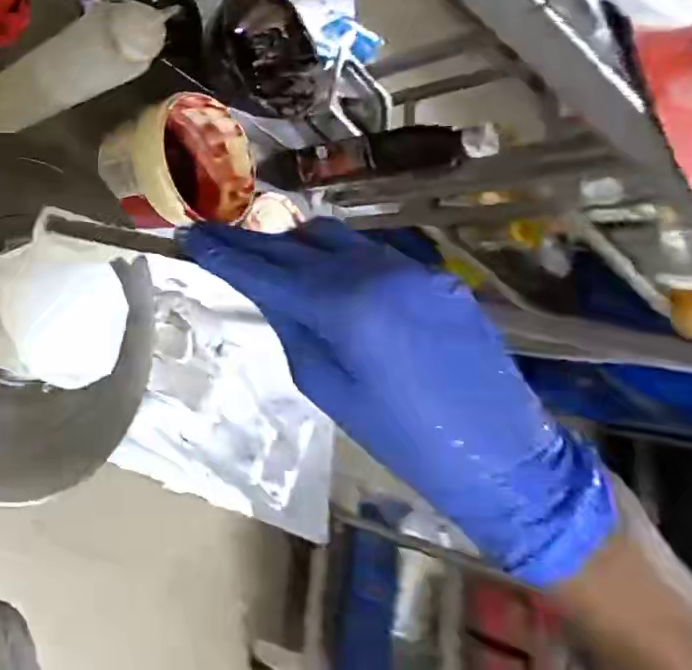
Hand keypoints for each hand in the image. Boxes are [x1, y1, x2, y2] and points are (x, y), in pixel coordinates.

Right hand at [179, 218, 615, 586]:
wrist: (505, 459)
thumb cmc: (398, 435)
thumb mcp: (319, 380)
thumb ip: (287, 323)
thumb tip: (264, 288)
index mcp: (339, 306)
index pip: (260, 269)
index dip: (217, 252)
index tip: (186, 236)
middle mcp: (371, 274)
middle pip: (287, 244)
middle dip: (242, 240)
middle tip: (205, 233)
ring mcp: (406, 270)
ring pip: (326, 236)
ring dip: (286, 241)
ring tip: (258, 251)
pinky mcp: (431, 277)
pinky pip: (364, 251)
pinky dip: (329, 253)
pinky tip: (315, 268)